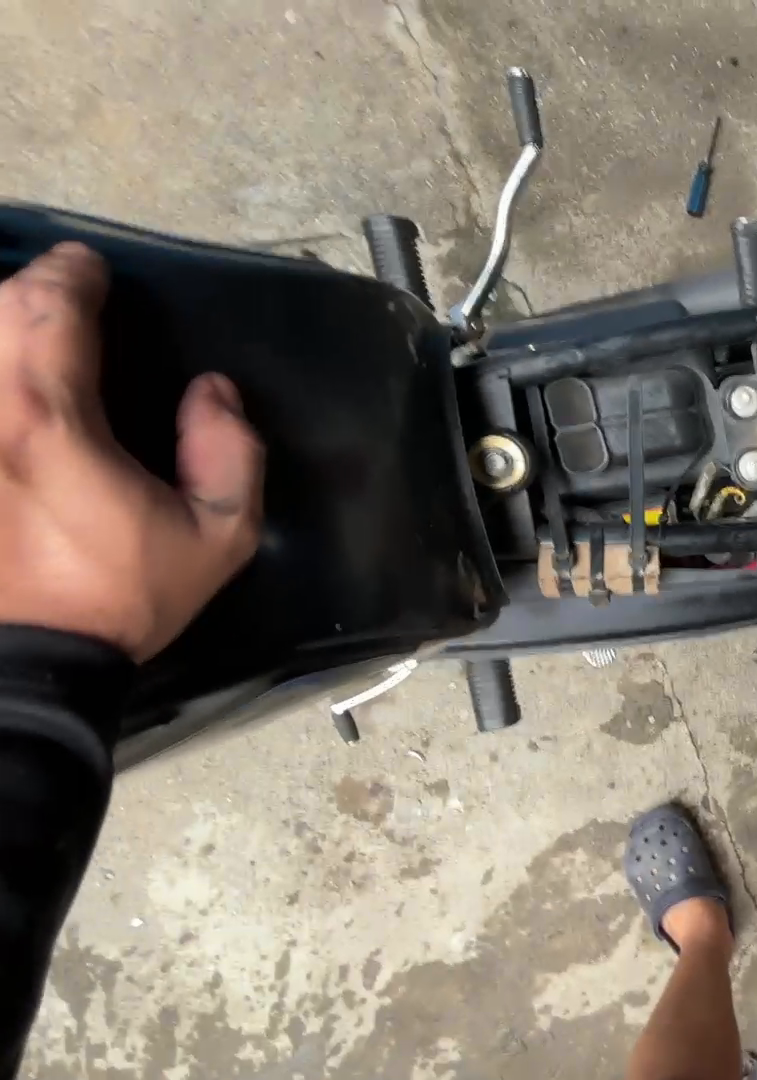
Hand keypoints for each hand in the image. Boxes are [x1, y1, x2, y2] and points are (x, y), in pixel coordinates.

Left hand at [0, 243, 264, 660]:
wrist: (27, 659)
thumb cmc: (132, 591)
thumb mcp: (222, 531)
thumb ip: (230, 453)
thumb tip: (213, 390)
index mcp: (54, 427)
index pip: (47, 320)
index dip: (68, 280)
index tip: (86, 264)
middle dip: (13, 292)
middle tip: (47, 288)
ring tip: (16, 326)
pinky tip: (6, 377)